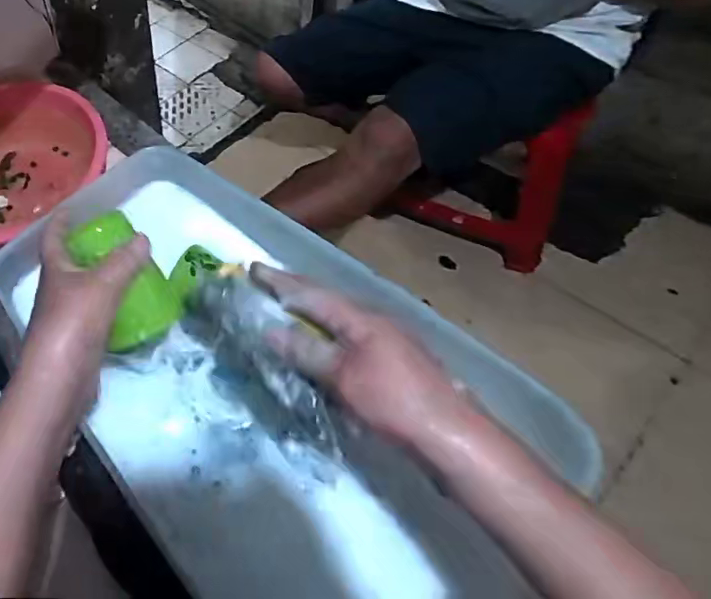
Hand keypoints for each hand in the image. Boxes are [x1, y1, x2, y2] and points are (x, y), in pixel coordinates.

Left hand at [27, 211, 149, 365]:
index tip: (73, 207)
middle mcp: (55, 290)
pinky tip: (131, 308)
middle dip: (85, 249)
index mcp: (53, 269)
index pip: (52, 236)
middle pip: (67, 262)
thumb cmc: (72, 324)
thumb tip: (142, 237)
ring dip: (101, 278)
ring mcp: (65, 316)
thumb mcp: (101, 287)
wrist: (59, 381)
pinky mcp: (78, 340)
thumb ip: (122, 263)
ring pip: (83, 289)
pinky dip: (111, 306)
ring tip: (129, 269)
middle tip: (113, 238)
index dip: (60, 220)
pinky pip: (96, 314)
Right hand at [251, 265, 482, 450]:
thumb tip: (270, 330)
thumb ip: (304, 351)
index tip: (251, 268)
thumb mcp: (342, 378)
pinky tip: (325, 340)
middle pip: (328, 299)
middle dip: (295, 289)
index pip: (310, 292)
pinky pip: (352, 334)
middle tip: (266, 280)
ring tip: (289, 307)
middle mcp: (376, 321)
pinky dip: (329, 329)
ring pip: (341, 316)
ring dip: (313, 309)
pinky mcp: (399, 363)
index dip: (278, 281)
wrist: (459, 443)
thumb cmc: (396, 404)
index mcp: (360, 318)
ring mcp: (392, 341)